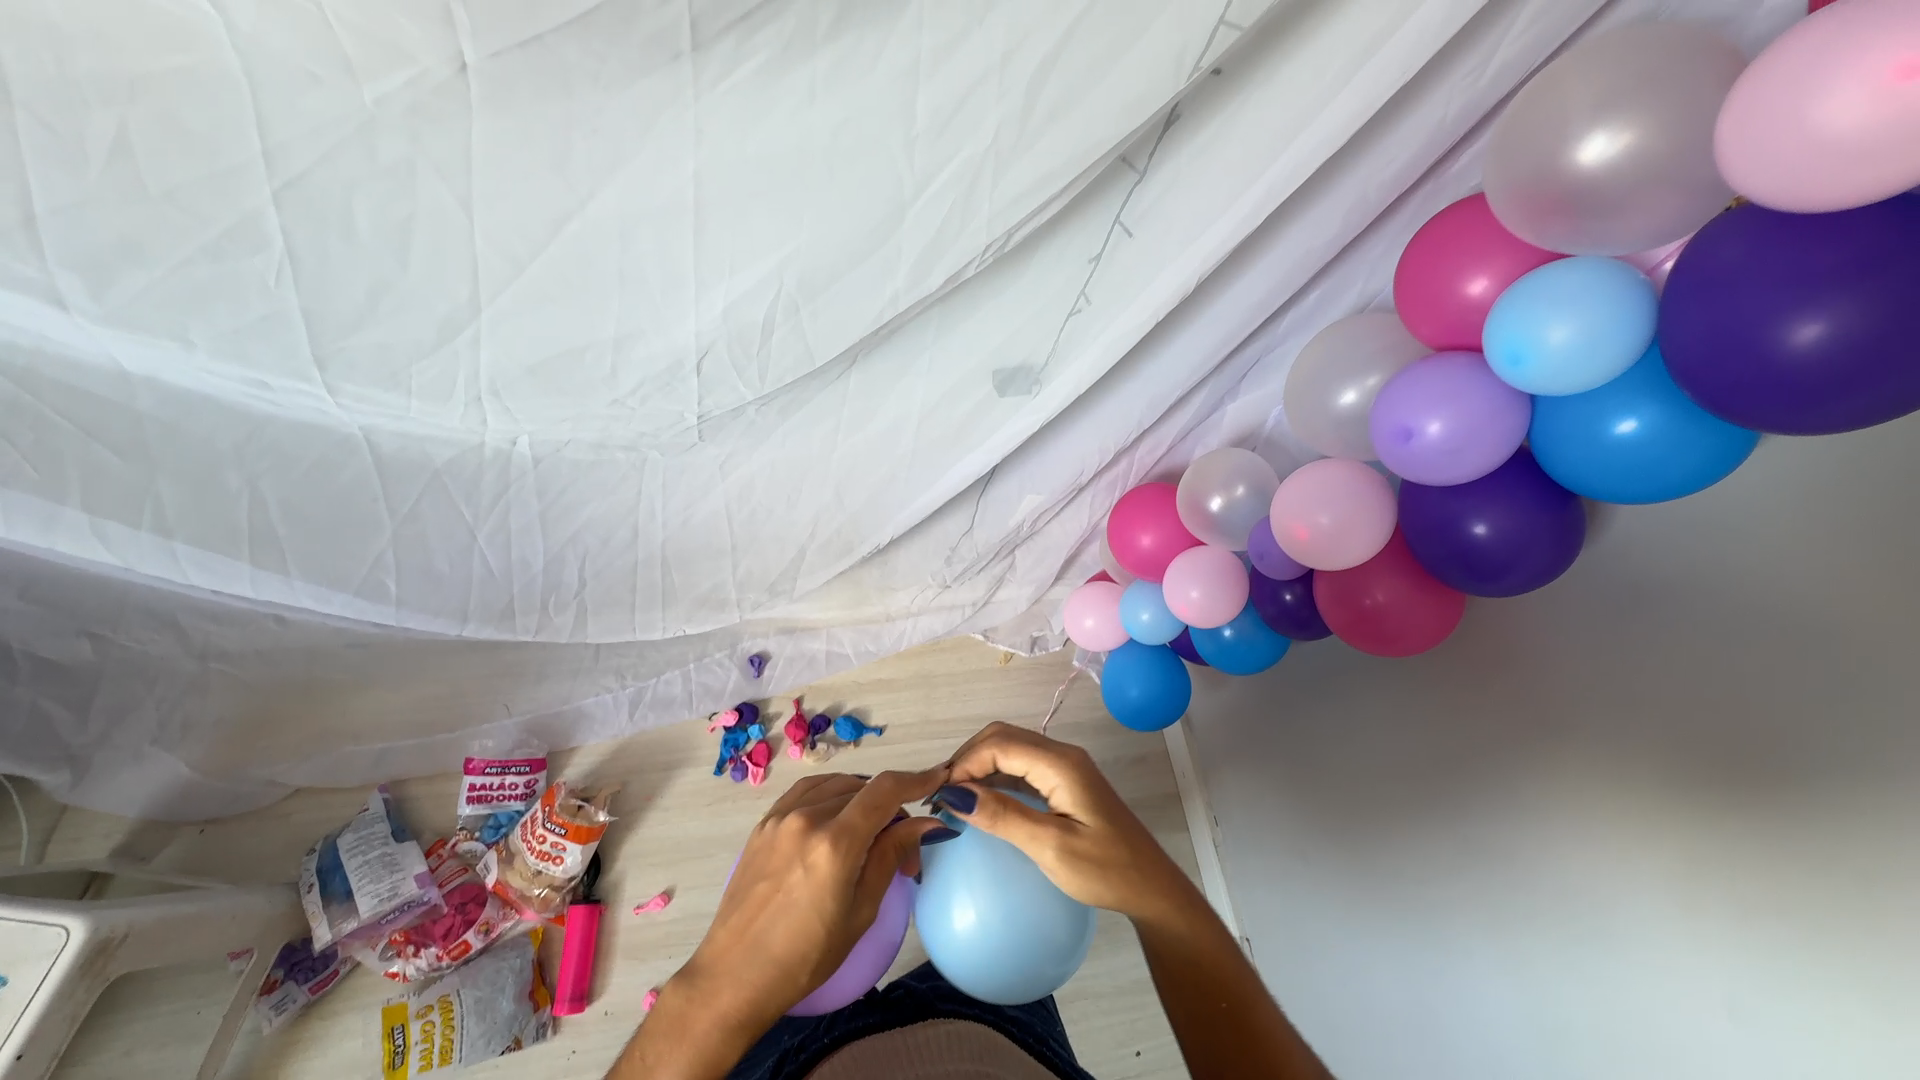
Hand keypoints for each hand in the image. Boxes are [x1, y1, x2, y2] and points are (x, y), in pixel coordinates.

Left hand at [672, 767, 948, 1025]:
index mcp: (835, 842)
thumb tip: (926, 823)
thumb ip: (892, 855)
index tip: (939, 779)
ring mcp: (780, 817)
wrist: (736, 975)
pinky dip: (831, 794)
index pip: (885, 790)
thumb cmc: (806, 956)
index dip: (917, 779)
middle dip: (892, 808)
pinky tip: (838, 817)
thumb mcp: (861, 911)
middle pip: (864, 789)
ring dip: (862, 798)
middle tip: (903, 848)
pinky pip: (806, 792)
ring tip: (871, 833)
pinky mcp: (764, 824)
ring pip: (835, 785)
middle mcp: (807, 817)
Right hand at [937, 722, 1194, 921]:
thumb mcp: (1051, 847)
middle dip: (967, 759)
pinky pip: (1022, 767)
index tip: (939, 796)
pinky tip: (981, 803)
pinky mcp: (1065, 782)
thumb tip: (955, 794)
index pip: (998, 744)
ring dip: (979, 767)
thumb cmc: (1106, 871)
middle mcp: (1062, 755)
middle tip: (942, 795)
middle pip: (1002, 737)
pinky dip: (995, 777)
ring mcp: (1065, 767)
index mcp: (1061, 764)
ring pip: (1010, 749)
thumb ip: (1003, 816)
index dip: (964, 763)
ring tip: (954, 799)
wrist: (1151, 888)